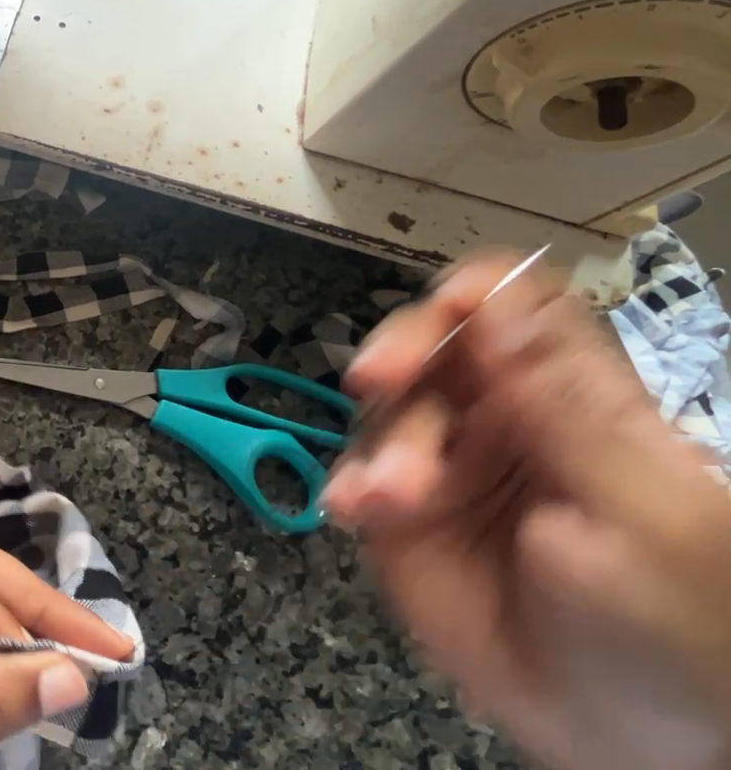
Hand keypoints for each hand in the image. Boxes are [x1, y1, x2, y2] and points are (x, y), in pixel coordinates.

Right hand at [323, 254, 730, 768]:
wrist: (621, 732)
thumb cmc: (672, 625)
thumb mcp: (641, 510)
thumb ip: (564, 404)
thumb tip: (501, 300)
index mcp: (577, 404)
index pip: (521, 314)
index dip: (481, 294)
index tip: (446, 307)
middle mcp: (500, 418)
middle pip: (432, 344)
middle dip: (398, 354)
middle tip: (377, 381)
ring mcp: (441, 461)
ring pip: (383, 408)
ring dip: (382, 445)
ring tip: (394, 502)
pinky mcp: (393, 506)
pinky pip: (351, 469)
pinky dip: (347, 482)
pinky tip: (359, 511)